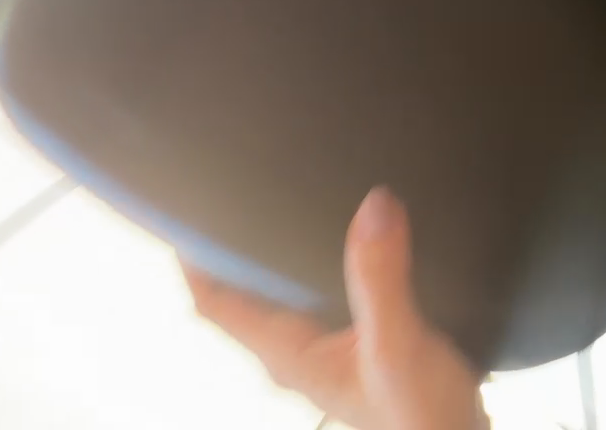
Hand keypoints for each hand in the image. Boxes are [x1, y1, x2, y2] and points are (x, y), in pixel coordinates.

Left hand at [185, 188, 486, 429]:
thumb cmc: (417, 412)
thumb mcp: (397, 344)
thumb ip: (381, 279)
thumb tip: (374, 204)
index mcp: (290, 355)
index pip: (218, 305)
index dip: (195, 262)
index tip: (188, 214)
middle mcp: (300, 355)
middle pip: (246, 301)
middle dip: (236, 254)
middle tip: (244, 198)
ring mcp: (330, 355)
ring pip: (286, 300)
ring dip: (280, 261)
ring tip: (291, 212)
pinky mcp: (362, 348)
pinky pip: (325, 298)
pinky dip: (323, 268)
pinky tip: (352, 251)